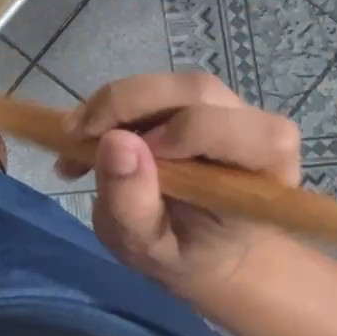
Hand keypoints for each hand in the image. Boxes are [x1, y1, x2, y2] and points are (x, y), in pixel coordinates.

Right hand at [60, 72, 301, 289]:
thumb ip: (131, 202)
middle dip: (127, 105)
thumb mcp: (144, 246)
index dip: (183, 132)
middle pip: (195, 91)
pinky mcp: (194, 102)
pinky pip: (151, 90)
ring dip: (112, 106)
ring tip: (74, 143)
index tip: (127, 156)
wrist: (195, 244)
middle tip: (75, 137)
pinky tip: (85, 139)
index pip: (237, 130)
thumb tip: (114, 140)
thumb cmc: (179, 251)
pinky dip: (108, 109)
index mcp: (262, 174)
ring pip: (169, 84)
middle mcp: (253, 130)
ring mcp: (225, 110)